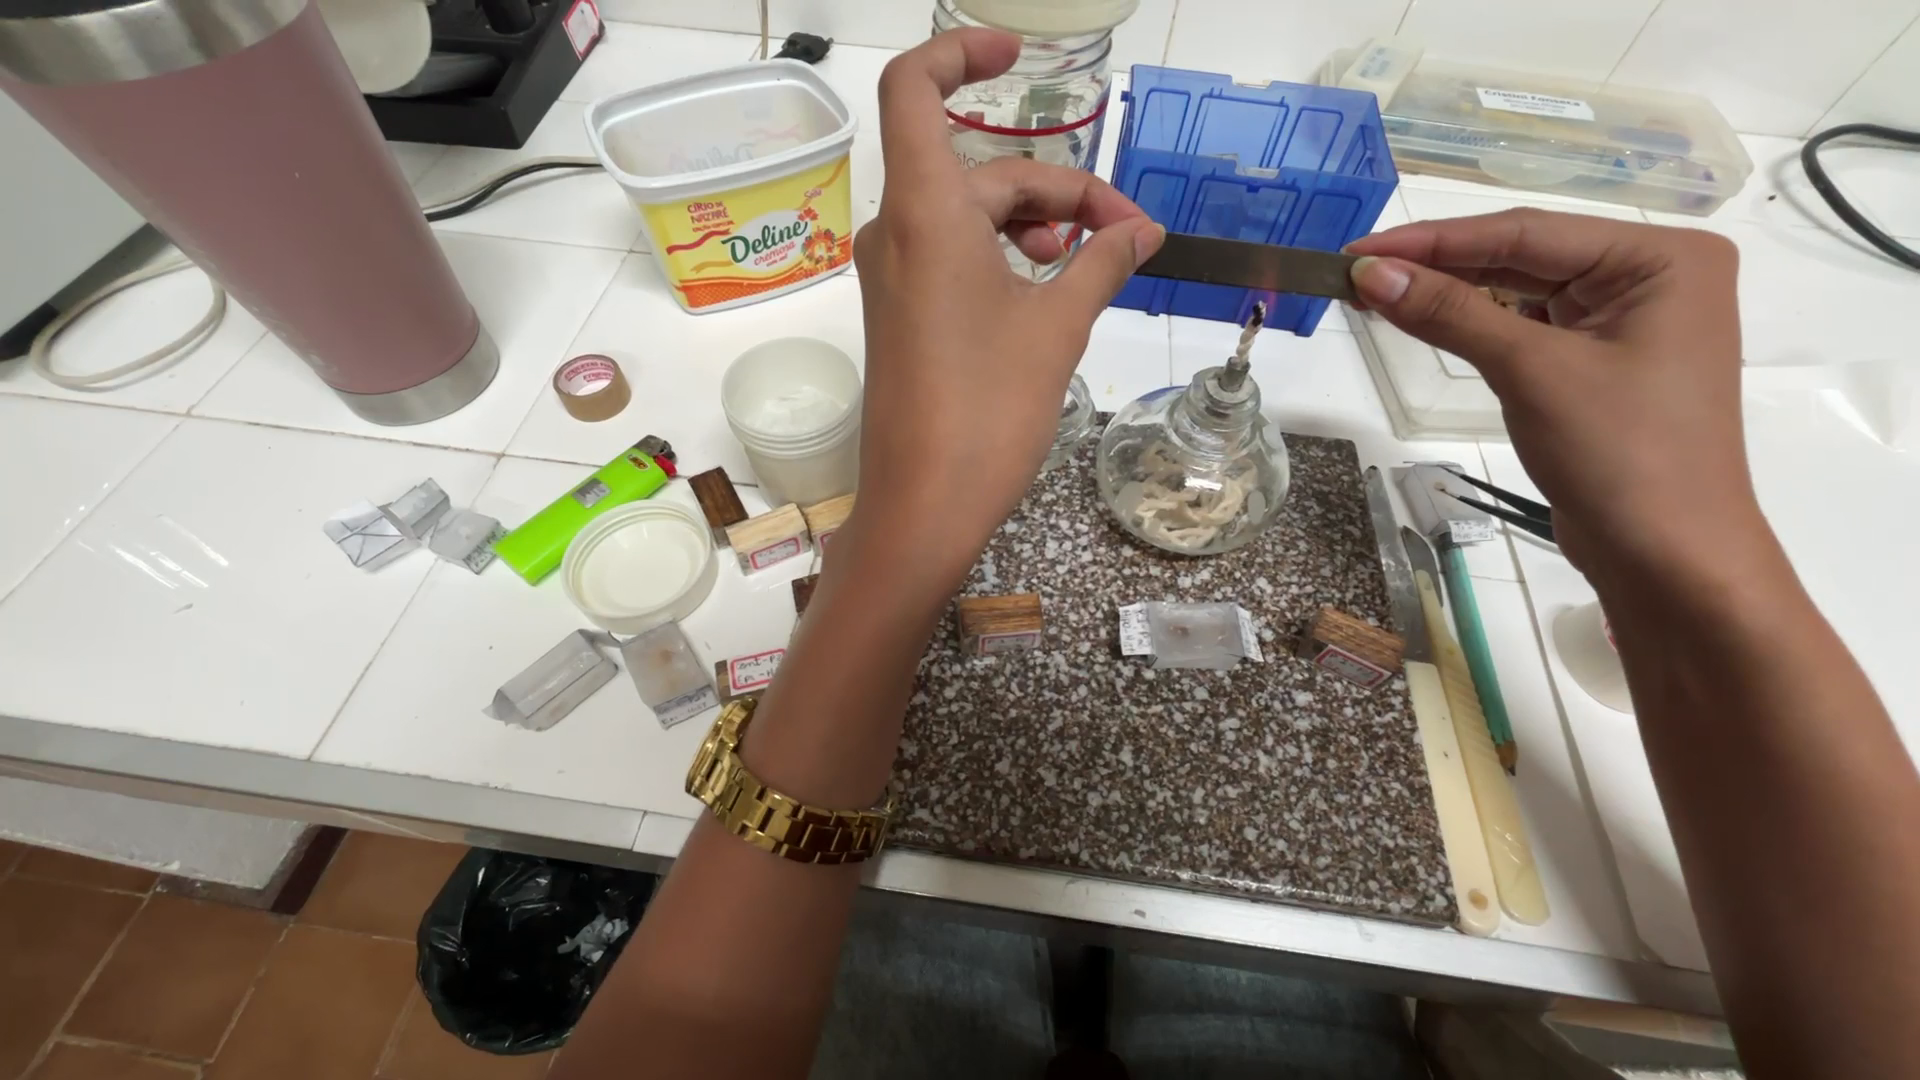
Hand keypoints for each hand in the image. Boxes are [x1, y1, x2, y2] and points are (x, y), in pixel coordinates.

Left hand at [844, 28, 1163, 586]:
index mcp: (926, 213)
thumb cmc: (988, 411)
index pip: (915, 91)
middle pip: (980, 173)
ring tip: (1090, 264)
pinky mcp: (903, 316)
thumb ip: (1100, 263)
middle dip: (1057, 192)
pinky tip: (1050, 291)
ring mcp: (895, 278)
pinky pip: (954, 259)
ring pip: (971, 219)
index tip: (1016, 55)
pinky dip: (1004, 261)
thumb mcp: (1057, 327)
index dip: (960, 55)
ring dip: (1034, 228)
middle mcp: (898, 233)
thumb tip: (1141, 232)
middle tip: (1124, 236)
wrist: (924, 504)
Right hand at [1345, 210, 1767, 585]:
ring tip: (1375, 293)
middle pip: (1521, 257)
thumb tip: (1370, 275)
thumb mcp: (1530, 371)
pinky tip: (1426, 318)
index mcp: (1659, 257)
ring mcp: (1622, 320)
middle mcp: (1647, 275)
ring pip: (1517, 291)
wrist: (1664, 551)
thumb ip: (1450, 314)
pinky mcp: (1595, 360)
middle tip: (1355, 273)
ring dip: (1448, 293)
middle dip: (1436, 265)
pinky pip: (1523, 326)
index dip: (1432, 241)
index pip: (1524, 234)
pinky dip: (1472, 323)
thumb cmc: (1617, 452)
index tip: (1357, 253)